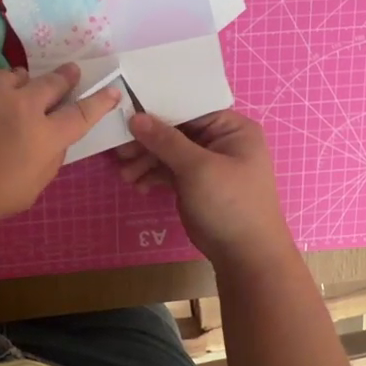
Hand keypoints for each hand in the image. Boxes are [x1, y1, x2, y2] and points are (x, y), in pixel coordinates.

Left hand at [0, 64, 120, 241]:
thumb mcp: (30, 189)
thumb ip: (48, 157)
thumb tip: (53, 137)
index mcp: (45, 136)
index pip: (82, 113)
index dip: (100, 101)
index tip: (111, 90)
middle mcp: (24, 104)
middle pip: (54, 82)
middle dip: (65, 78)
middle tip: (70, 72)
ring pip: (16, 77)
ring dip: (17, 87)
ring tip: (4, 102)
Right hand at [114, 110, 290, 263]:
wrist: (245, 256)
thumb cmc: (230, 204)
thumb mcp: (198, 168)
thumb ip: (165, 140)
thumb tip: (135, 117)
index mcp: (232, 128)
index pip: (190, 109)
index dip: (158, 111)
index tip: (127, 114)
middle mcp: (220, 141)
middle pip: (175, 130)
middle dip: (147, 141)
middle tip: (120, 150)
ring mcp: (207, 163)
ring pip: (168, 152)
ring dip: (146, 160)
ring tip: (125, 174)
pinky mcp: (195, 183)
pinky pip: (169, 170)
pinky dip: (152, 175)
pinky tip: (137, 185)